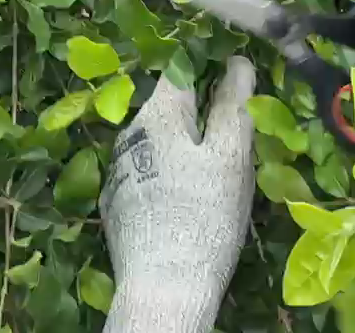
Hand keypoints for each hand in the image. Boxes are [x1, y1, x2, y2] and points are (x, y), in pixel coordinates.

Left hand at [99, 57, 256, 332]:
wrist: (162, 291)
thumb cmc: (204, 216)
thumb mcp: (230, 156)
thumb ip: (234, 104)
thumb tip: (238, 62)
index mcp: (158, 114)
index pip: (180, 67)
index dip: (207, 62)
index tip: (230, 70)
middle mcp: (130, 132)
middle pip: (168, 105)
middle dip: (197, 108)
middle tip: (229, 127)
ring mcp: (118, 169)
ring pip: (156, 139)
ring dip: (181, 141)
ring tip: (210, 166)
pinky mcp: (116, 202)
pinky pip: (146, 169)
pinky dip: (166, 171)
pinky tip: (185, 197)